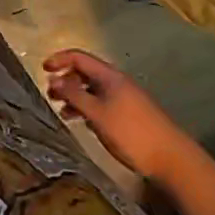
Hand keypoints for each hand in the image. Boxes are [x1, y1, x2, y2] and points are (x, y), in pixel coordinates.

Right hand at [44, 50, 192, 179]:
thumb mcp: (98, 114)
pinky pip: (101, 103)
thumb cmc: (131, 133)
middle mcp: (116, 82)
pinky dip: (87, 107)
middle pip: (86, 72)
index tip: (43, 69)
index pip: (80, 57)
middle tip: (49, 94)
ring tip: (61, 110)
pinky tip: (81, 122)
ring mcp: (124, 98)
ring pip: (93, 89)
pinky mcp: (129, 114)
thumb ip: (75, 96)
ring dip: (75, 95)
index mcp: (109, 76)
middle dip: (66, 79)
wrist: (170, 157)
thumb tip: (54, 79)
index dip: (60, 60)